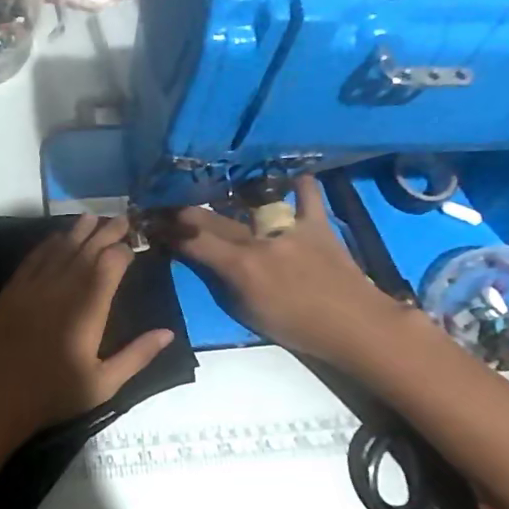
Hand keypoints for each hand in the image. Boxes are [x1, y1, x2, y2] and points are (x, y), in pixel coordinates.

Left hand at [0, 214, 173, 440]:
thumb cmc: (55, 394)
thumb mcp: (104, 383)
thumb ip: (137, 355)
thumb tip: (168, 332)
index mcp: (88, 310)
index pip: (110, 264)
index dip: (124, 251)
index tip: (135, 246)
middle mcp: (63, 289)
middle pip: (88, 249)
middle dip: (107, 232)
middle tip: (123, 219)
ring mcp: (34, 287)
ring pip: (61, 248)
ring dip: (79, 231)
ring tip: (94, 217)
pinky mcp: (13, 291)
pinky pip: (34, 258)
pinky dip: (48, 244)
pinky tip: (57, 238)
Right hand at [162, 174, 410, 362]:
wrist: (352, 324)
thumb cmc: (298, 329)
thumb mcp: (249, 313)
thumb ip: (226, 283)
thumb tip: (208, 261)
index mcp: (242, 267)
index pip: (195, 242)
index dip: (171, 233)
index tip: (156, 225)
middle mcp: (260, 240)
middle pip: (215, 219)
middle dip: (188, 213)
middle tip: (173, 207)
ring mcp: (290, 226)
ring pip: (253, 201)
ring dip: (233, 196)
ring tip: (223, 192)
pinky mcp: (317, 222)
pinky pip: (307, 193)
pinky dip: (298, 186)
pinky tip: (290, 180)